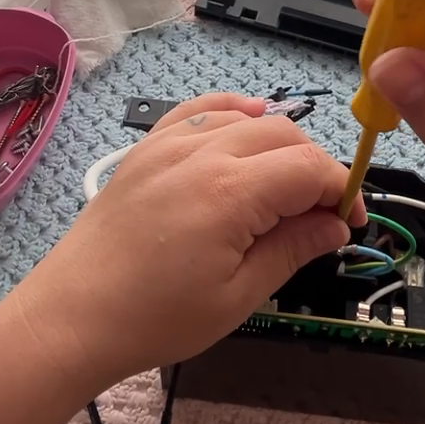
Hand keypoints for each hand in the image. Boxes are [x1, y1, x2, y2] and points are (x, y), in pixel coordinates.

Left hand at [4, 94, 365, 391]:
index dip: (341, 189)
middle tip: (318, 212)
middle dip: (314, 167)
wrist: (74, 313)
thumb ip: (293, 249)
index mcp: (231, 191)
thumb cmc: (157, 316)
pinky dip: (233, 109)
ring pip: (248, 117)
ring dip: (278, 142)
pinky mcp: (149, 144)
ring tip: (283, 183)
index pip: (310, 168)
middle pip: (285, 134)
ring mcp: (172, 140)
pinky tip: (248, 120)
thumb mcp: (238, 296)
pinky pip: (201, 106)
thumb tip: (336, 224)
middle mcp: (204, 150)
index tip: (349, 221)